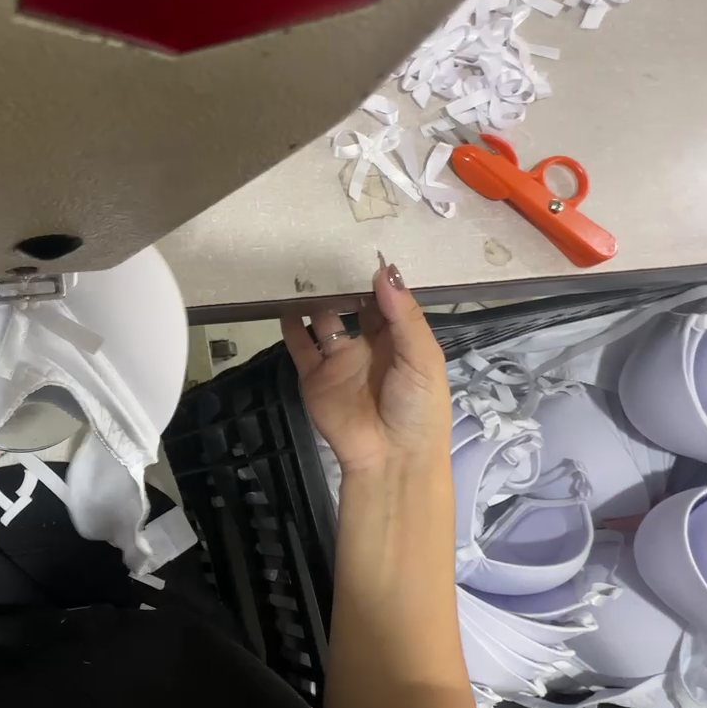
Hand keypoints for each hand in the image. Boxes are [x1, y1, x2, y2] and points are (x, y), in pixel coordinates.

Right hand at [281, 259, 450, 477]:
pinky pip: (300, 347)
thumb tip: (386, 273)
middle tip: (327, 258)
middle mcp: (367, 346)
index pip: (386, 303)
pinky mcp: (314, 377)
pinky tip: (283, 306)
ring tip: (302, 276)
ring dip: (314, 302)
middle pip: (351, 309)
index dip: (377, 282)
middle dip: (341, 287)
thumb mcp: (423, 357)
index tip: (364, 253)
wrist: (389, 455)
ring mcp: (338, 361)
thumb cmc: (418, 406)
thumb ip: (403, 316)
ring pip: (323, 323)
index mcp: (399, 340)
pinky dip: (290, 328)